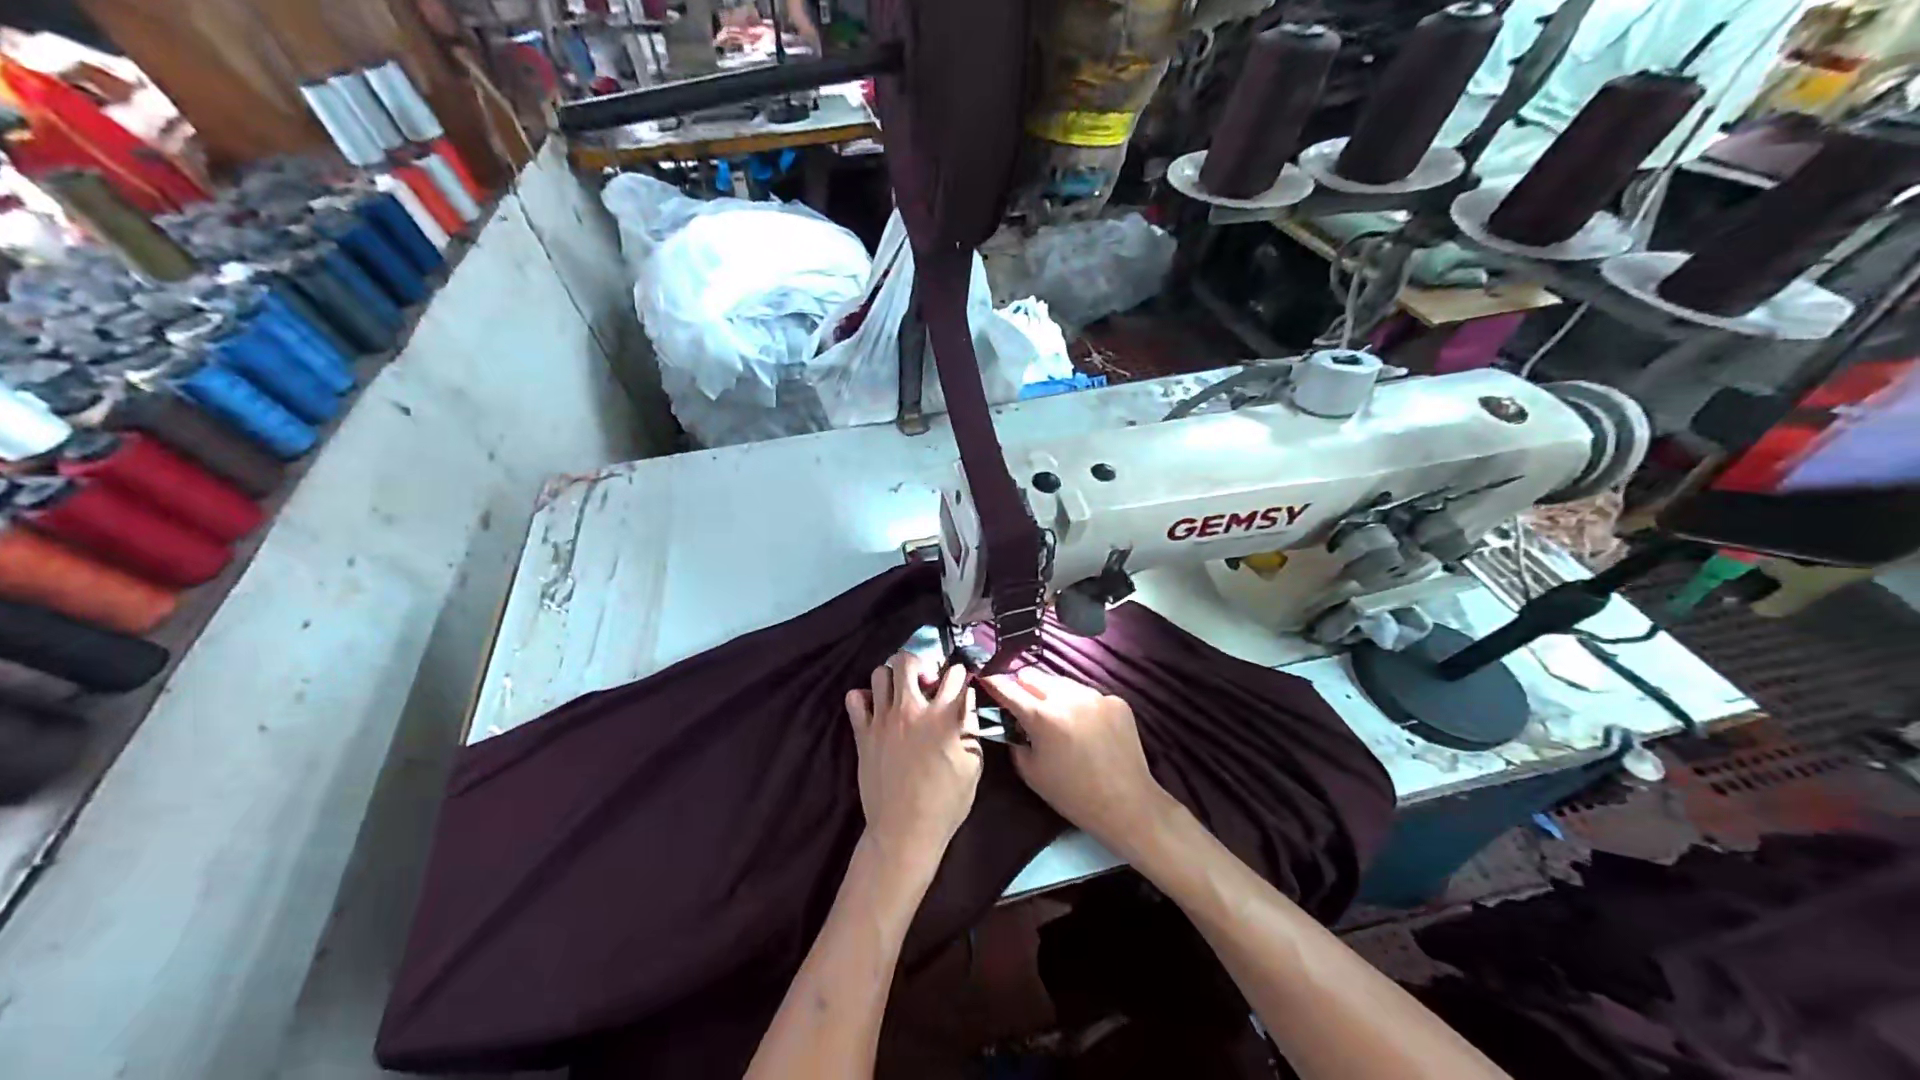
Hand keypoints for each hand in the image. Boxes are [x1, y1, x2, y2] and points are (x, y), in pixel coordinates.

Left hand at [845, 654, 982, 869]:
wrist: (905, 830)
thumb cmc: (946, 802)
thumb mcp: (973, 764)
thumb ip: (970, 727)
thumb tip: (965, 701)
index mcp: (945, 717)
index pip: (954, 674)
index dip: (958, 677)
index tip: (957, 685)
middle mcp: (912, 710)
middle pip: (908, 661)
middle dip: (919, 665)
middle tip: (925, 683)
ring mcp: (883, 719)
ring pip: (880, 673)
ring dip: (892, 679)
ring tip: (900, 696)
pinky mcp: (863, 733)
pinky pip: (854, 698)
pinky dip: (864, 698)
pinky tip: (876, 711)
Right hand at [982, 668, 1172, 852]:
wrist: (1126, 804)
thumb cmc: (1072, 794)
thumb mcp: (1030, 771)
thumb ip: (1014, 739)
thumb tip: (1009, 720)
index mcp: (1042, 716)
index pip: (1008, 688)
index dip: (993, 683)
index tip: (986, 679)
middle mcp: (1068, 698)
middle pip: (1033, 675)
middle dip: (1023, 686)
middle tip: (1025, 706)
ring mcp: (1095, 696)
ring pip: (1062, 682)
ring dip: (1052, 694)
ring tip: (1058, 720)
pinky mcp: (1116, 701)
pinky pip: (1088, 695)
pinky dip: (1080, 706)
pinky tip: (1086, 729)